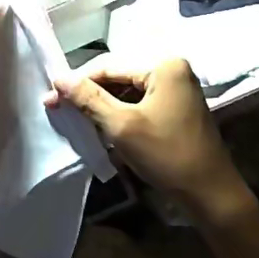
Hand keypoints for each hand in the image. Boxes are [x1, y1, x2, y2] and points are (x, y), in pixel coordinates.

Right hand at [46, 55, 252, 222]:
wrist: (208, 192)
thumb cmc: (166, 154)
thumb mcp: (121, 125)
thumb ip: (89, 99)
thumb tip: (59, 78)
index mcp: (163, 65)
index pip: (108, 66)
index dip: (77, 82)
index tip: (50, 98)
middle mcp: (172, 70)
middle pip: (118, 77)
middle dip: (88, 95)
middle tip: (57, 108)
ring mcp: (176, 90)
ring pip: (127, 93)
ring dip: (102, 107)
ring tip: (76, 120)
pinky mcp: (176, 110)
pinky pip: (139, 105)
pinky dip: (119, 116)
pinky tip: (101, 128)